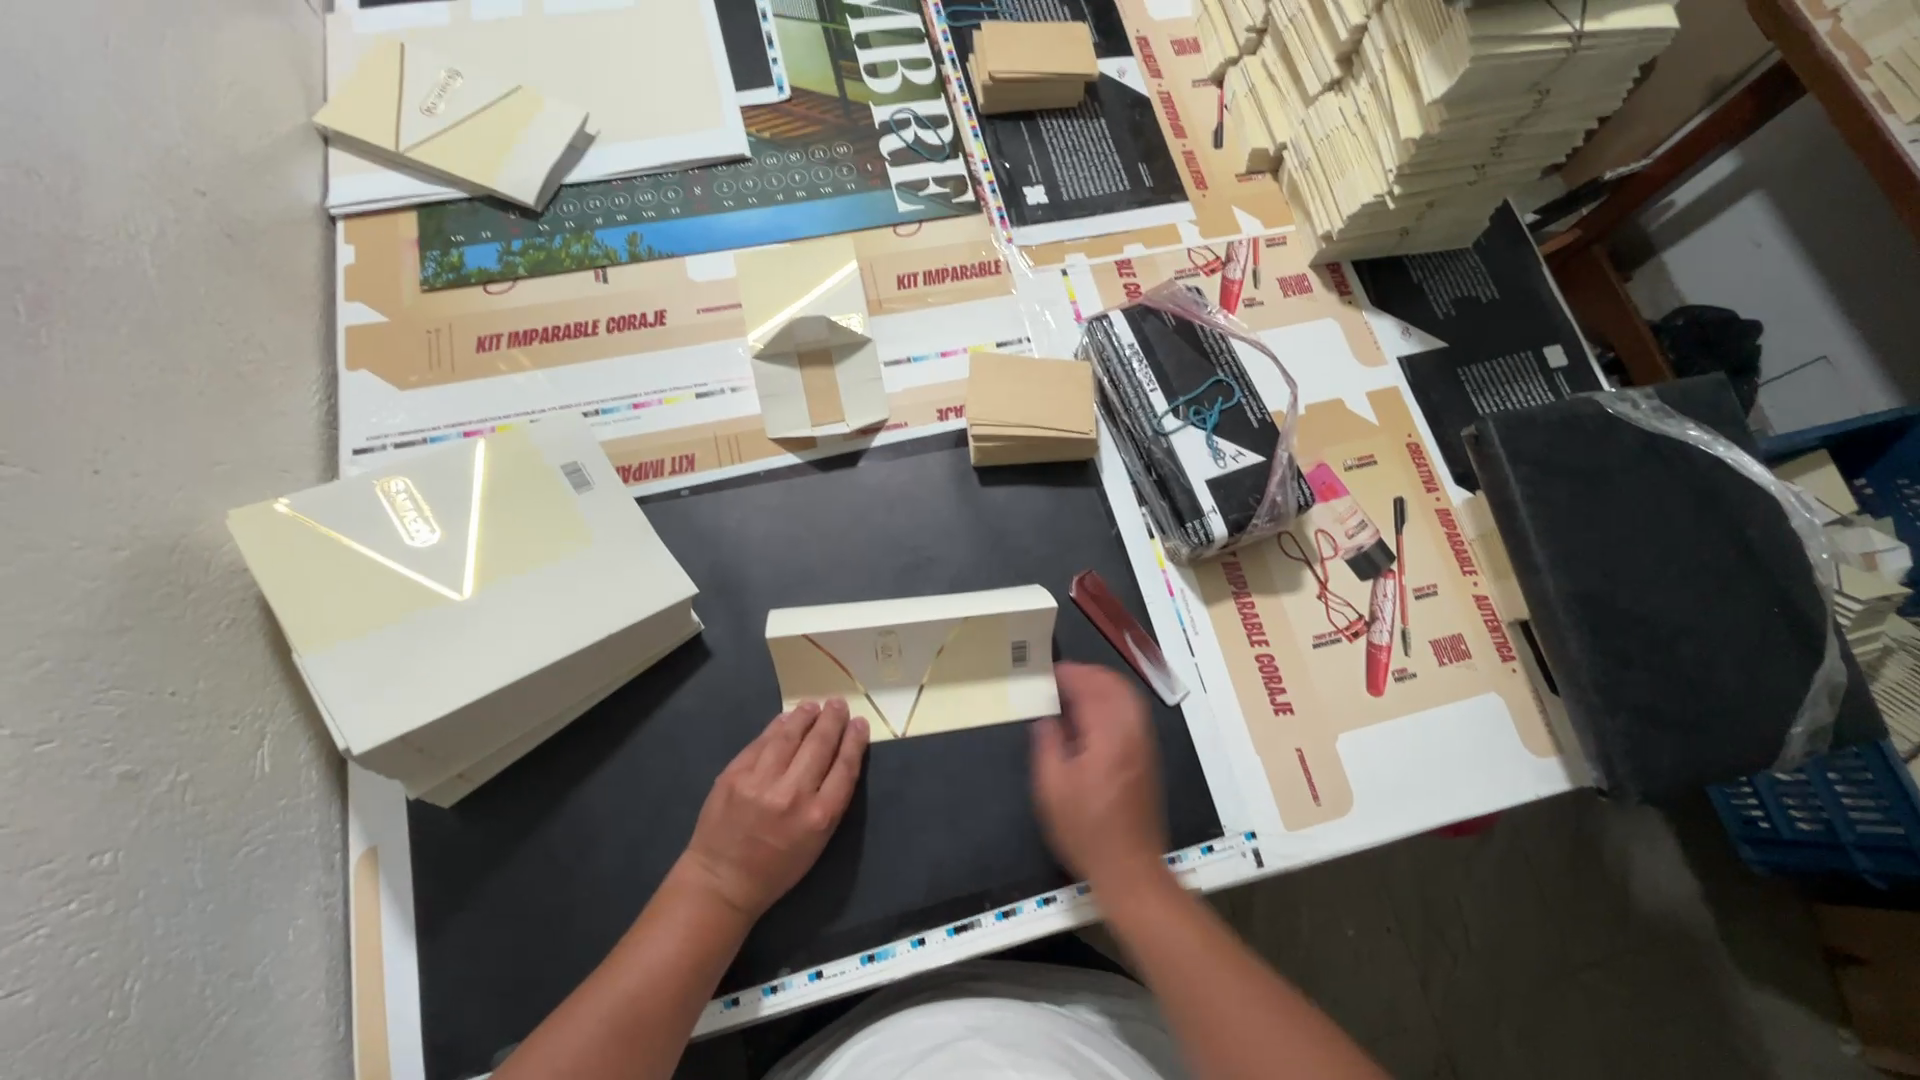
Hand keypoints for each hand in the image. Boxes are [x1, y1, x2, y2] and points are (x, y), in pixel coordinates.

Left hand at [677, 699, 869, 919]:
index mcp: (819, 817)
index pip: (844, 767)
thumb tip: (837, 758)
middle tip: (839, 704)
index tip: (860, 723)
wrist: (723, 880)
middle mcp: (792, 795)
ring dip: (805, 716)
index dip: (854, 741)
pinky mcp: (734, 774)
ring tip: (814, 705)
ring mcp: (760, 782)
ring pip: (789, 736)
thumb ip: (830, 802)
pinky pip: (761, 742)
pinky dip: (777, 727)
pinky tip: (786, 719)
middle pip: (819, 745)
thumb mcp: (818, 843)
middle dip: (832, 720)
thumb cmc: (778, 868)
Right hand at [1031, 662, 1168, 888]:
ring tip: (1076, 691)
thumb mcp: (1051, 789)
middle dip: (1089, 674)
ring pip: (1129, 699)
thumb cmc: (1086, 831)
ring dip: (1103, 686)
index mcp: (1108, 737)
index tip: (1049, 672)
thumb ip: (1047, 745)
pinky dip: (1114, 703)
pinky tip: (1094, 717)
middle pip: (1116, 686)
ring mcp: (1145, 746)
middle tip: (1063, 676)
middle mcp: (1132, 735)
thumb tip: (1047, 720)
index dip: (1070, 675)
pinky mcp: (1148, 759)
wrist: (1130, 867)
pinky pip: (1134, 716)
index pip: (1091, 689)